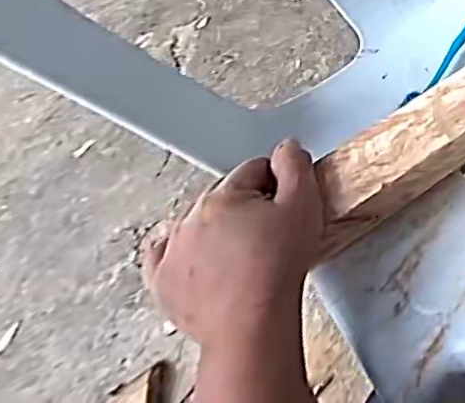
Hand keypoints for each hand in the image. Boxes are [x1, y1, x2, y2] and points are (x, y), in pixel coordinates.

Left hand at [143, 139, 322, 348]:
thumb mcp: (304, 200)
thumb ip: (296, 164)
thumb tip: (287, 147)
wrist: (250, 317)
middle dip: (249, 200)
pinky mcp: (160, 281)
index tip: (288, 198)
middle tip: (274, 221)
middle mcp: (186, 221)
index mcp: (220, 198)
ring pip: (197, 220)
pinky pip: (165, 251)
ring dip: (221, 223)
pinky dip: (186, 247)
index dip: (279, 179)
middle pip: (225, 192)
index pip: (254, 167)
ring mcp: (168, 253)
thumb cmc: (277, 262)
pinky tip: (208, 251)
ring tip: (248, 242)